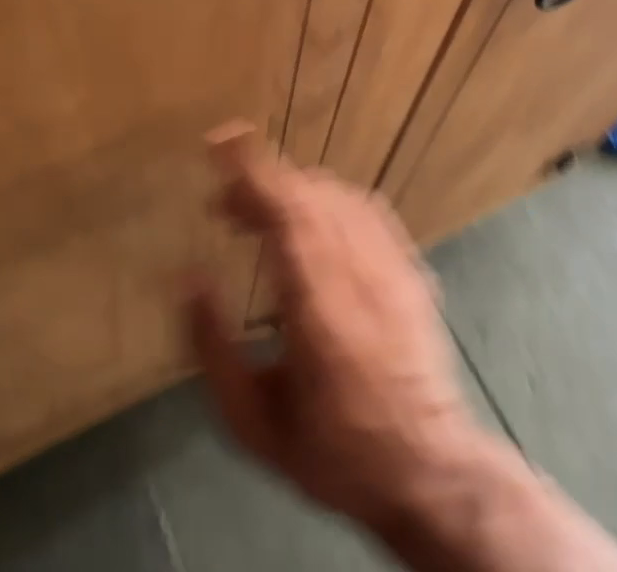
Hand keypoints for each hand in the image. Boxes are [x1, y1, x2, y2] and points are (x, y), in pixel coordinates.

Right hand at [184, 122, 487, 527]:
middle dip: (262, 182)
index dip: (253, 171)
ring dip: (294, 190)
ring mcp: (396, 271)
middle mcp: (362, 277)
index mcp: (320, 311)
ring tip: (257, 215)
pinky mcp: (413, 274)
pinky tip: (310, 224)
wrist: (428, 472)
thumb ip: (212, 348)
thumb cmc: (332, 454)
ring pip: (342, 197)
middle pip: (313, 195)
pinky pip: (370, 213)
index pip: (289, 214)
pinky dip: (331, 201)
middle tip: (222, 207)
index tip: (218, 144)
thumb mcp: (251, 422)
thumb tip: (188, 277)